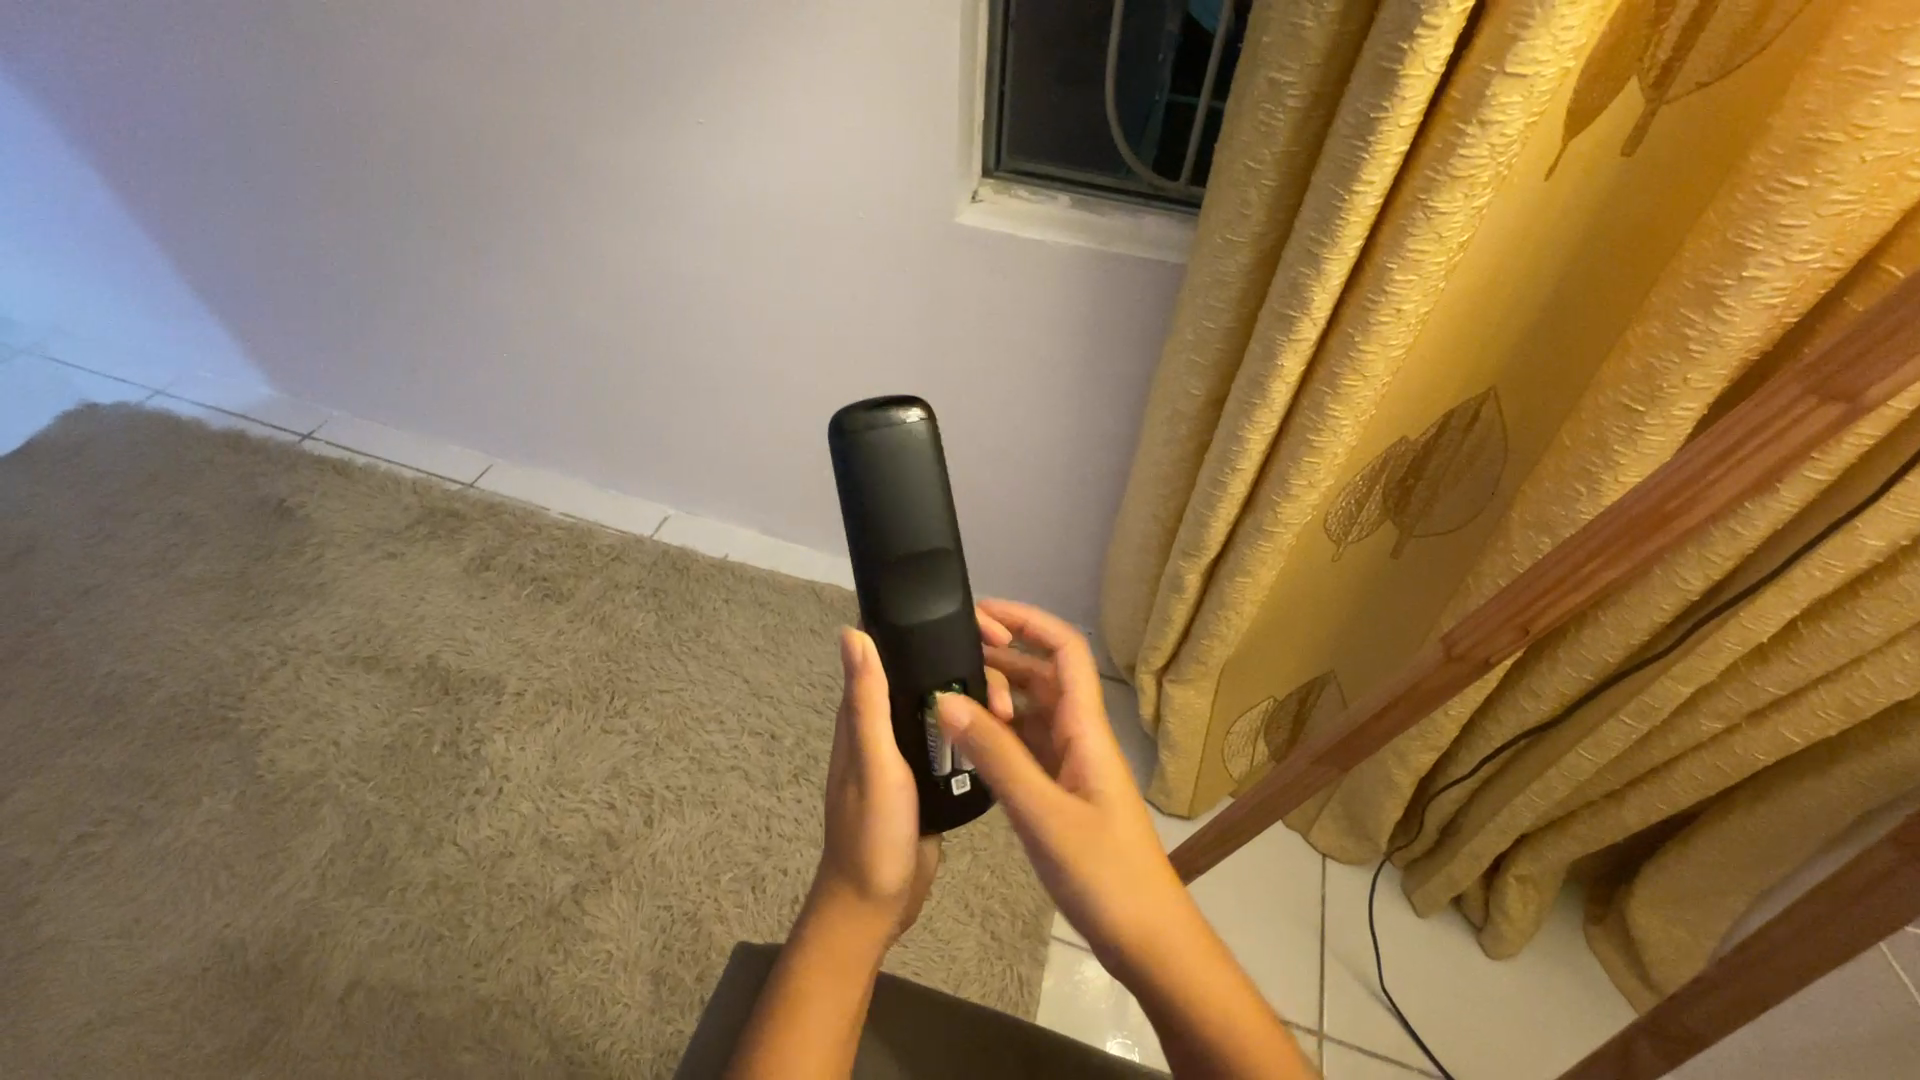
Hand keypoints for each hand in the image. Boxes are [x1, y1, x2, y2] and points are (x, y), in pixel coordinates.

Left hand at [809, 614, 1015, 944]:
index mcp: (862, 715)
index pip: (885, 649)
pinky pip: (954, 736)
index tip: (972, 620)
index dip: (920, 625)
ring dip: (974, 692)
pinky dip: (975, 724)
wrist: (878, 903)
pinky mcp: (928, 773)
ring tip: (1014, 700)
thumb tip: (853, 632)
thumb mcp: (873, 763)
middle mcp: (883, 724)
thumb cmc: (871, 833)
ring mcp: (907, 749)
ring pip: (943, 702)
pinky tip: (1006, 724)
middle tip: (1006, 667)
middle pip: (923, 671)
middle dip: (962, 658)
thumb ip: (866, 701)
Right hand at [934, 599, 1189, 977]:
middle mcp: (1080, 738)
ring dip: (997, 698)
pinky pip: (1027, 750)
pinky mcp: (1062, 796)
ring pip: (1032, 714)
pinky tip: (966, 742)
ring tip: (947, 693)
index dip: (1028, 621)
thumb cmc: (1105, 874)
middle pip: (1043, 677)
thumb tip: (947, 700)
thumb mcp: (1042, 814)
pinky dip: (998, 738)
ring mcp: (1071, 768)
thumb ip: (995, 757)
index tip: (981, 611)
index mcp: (1086, 730)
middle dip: (1002, 656)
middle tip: (947, 654)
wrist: (1147, 939)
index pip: (1065, 652)